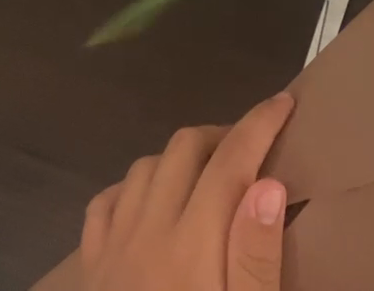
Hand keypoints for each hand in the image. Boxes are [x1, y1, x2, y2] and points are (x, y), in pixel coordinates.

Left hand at [80, 93, 294, 290]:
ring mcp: (111, 249)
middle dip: (224, 134)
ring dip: (181, 158)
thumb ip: (255, 259)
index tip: (285, 102)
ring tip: (210, 176)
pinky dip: (134, 188)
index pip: (230, 162)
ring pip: (145, 166)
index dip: (259, 124)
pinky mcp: (88, 271)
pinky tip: (151, 204)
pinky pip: (107, 202)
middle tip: (256, 150)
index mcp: (191, 246)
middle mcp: (147, 232)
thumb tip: (268, 183)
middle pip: (185, 149)